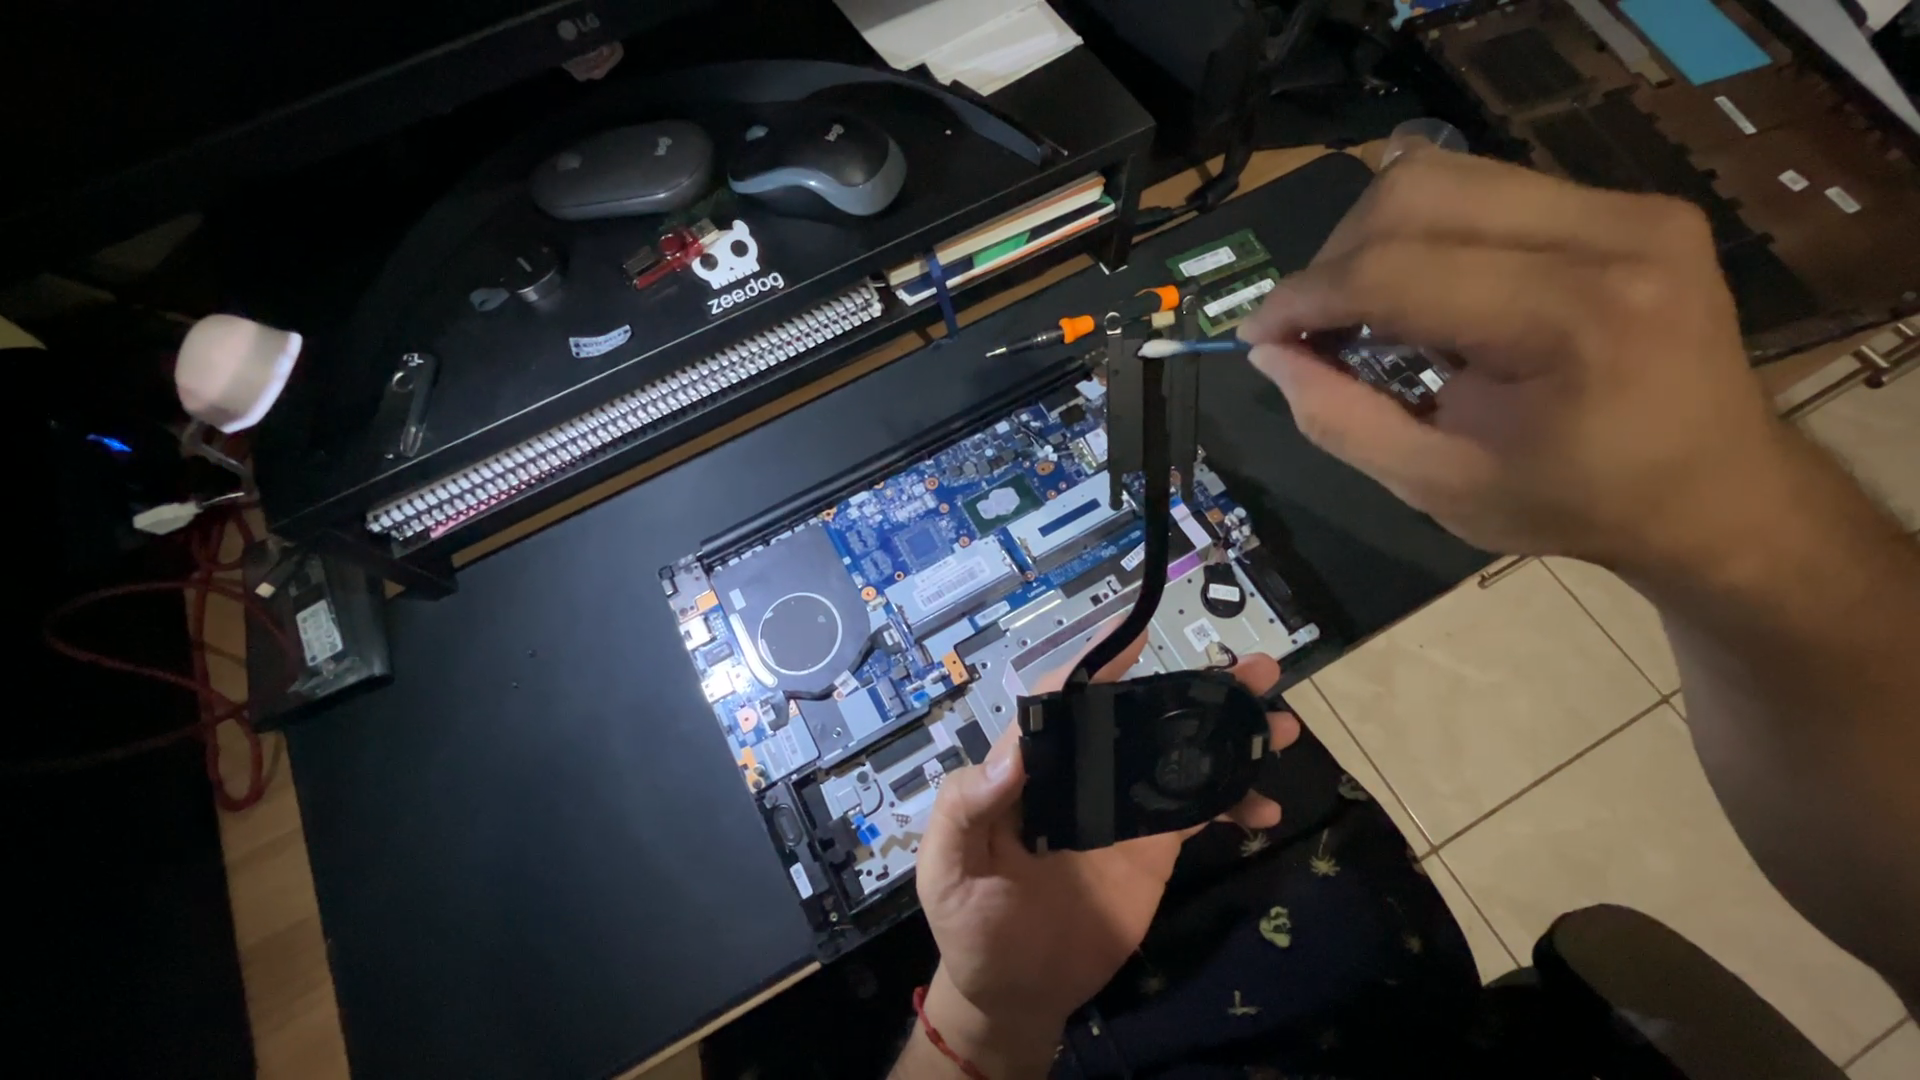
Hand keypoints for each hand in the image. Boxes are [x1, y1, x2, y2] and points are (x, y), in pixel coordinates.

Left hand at [902, 639, 1300, 1076]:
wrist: (1012, 990)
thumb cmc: (968, 919)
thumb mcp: (947, 861)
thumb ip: (967, 803)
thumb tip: (1012, 751)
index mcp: (1033, 768)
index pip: (1063, 704)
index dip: (1097, 669)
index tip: (1139, 639)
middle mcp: (1080, 776)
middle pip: (1136, 720)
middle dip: (1193, 691)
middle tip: (1251, 670)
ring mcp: (1121, 811)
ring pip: (1177, 759)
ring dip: (1228, 738)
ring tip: (1278, 723)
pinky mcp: (1152, 850)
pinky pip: (1196, 814)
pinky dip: (1233, 804)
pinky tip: (1265, 804)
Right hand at [1237, 148, 1787, 574]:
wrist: (1711, 491)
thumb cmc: (1570, 503)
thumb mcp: (1434, 485)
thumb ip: (1338, 419)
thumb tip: (1266, 354)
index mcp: (1572, 320)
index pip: (1395, 269)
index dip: (1303, 297)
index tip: (1255, 335)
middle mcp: (1612, 234)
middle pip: (1415, 194)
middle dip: (1332, 261)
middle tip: (1309, 328)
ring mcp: (1628, 207)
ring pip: (1443, 175)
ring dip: (1369, 240)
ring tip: (1355, 309)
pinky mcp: (1625, 205)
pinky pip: (1482, 189)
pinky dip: (1418, 235)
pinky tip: (1413, 292)